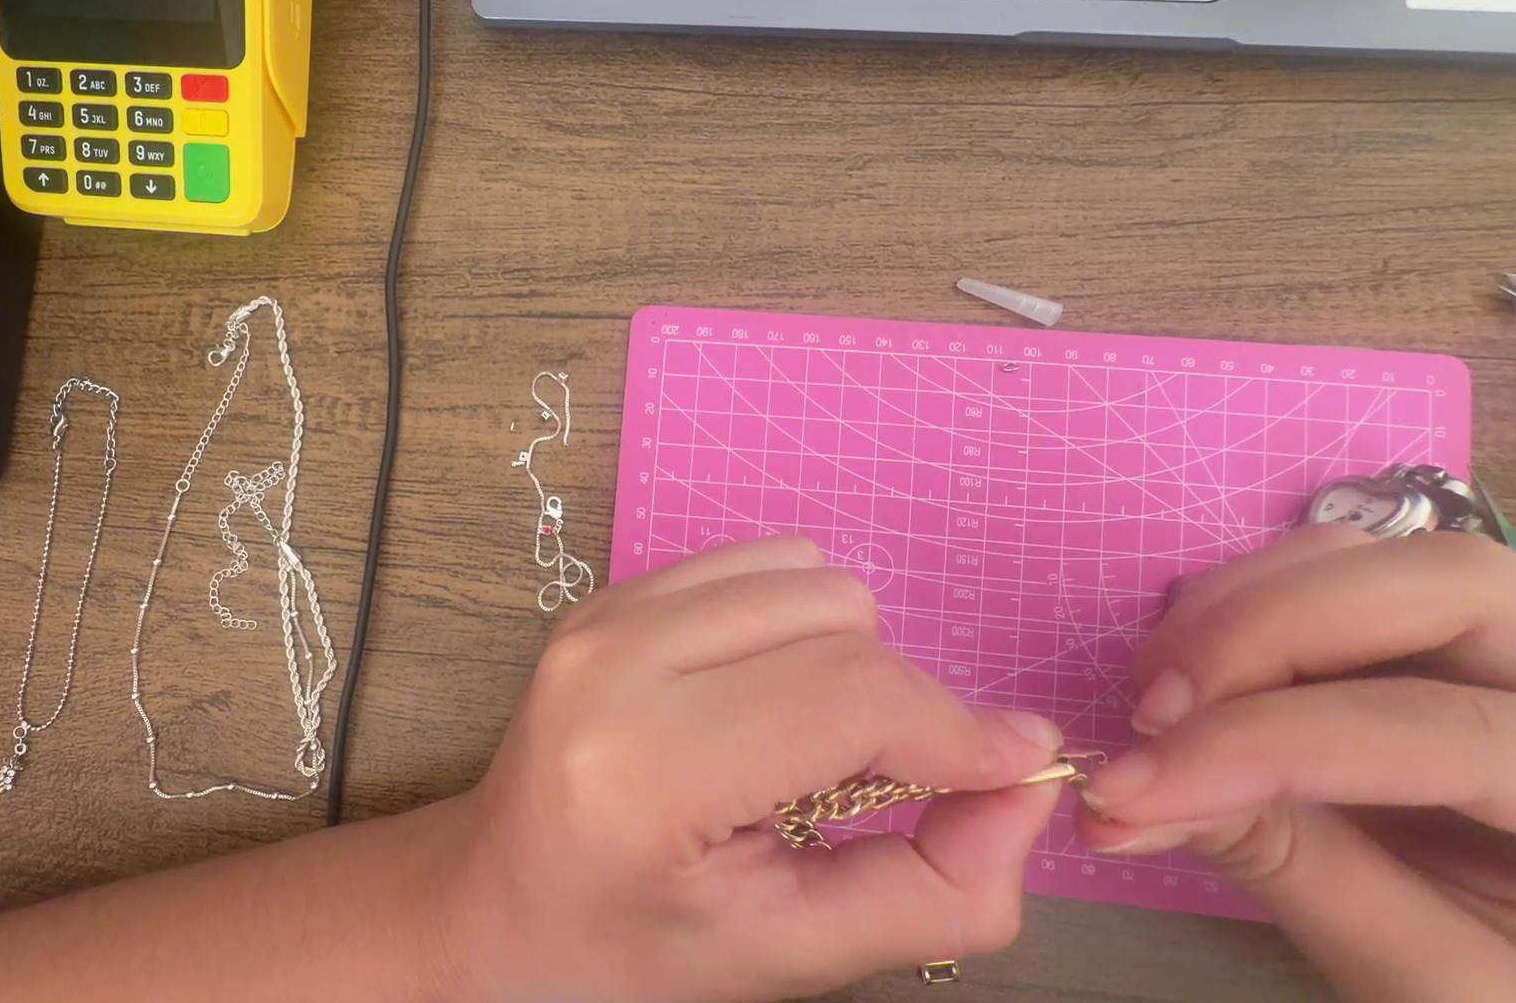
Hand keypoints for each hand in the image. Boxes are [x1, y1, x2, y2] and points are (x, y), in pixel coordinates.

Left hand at [439, 535, 1068, 1002]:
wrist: (495, 893)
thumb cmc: (627, 947)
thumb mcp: (786, 953)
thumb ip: (933, 888)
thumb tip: (1019, 777)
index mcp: (648, 763)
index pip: (849, 695)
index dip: (957, 729)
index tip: (1011, 768)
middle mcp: (617, 658)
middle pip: (837, 618)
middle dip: (895, 700)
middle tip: (867, 777)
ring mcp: (606, 611)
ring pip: (805, 574)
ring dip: (840, 651)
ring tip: (799, 735)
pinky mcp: (610, 593)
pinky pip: (754, 563)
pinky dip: (789, 618)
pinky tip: (756, 689)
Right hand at [1076, 523, 1515, 1001]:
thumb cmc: (1509, 986)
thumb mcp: (1427, 973)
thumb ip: (1285, 866)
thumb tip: (1117, 797)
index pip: (1435, 732)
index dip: (1257, 748)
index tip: (1122, 786)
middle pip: (1434, 584)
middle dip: (1258, 632)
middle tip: (1152, 710)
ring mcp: (1508, 644)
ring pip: (1360, 557)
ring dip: (1231, 610)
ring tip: (1162, 696)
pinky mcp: (1423, 632)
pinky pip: (1317, 570)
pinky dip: (1230, 606)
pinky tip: (1193, 676)